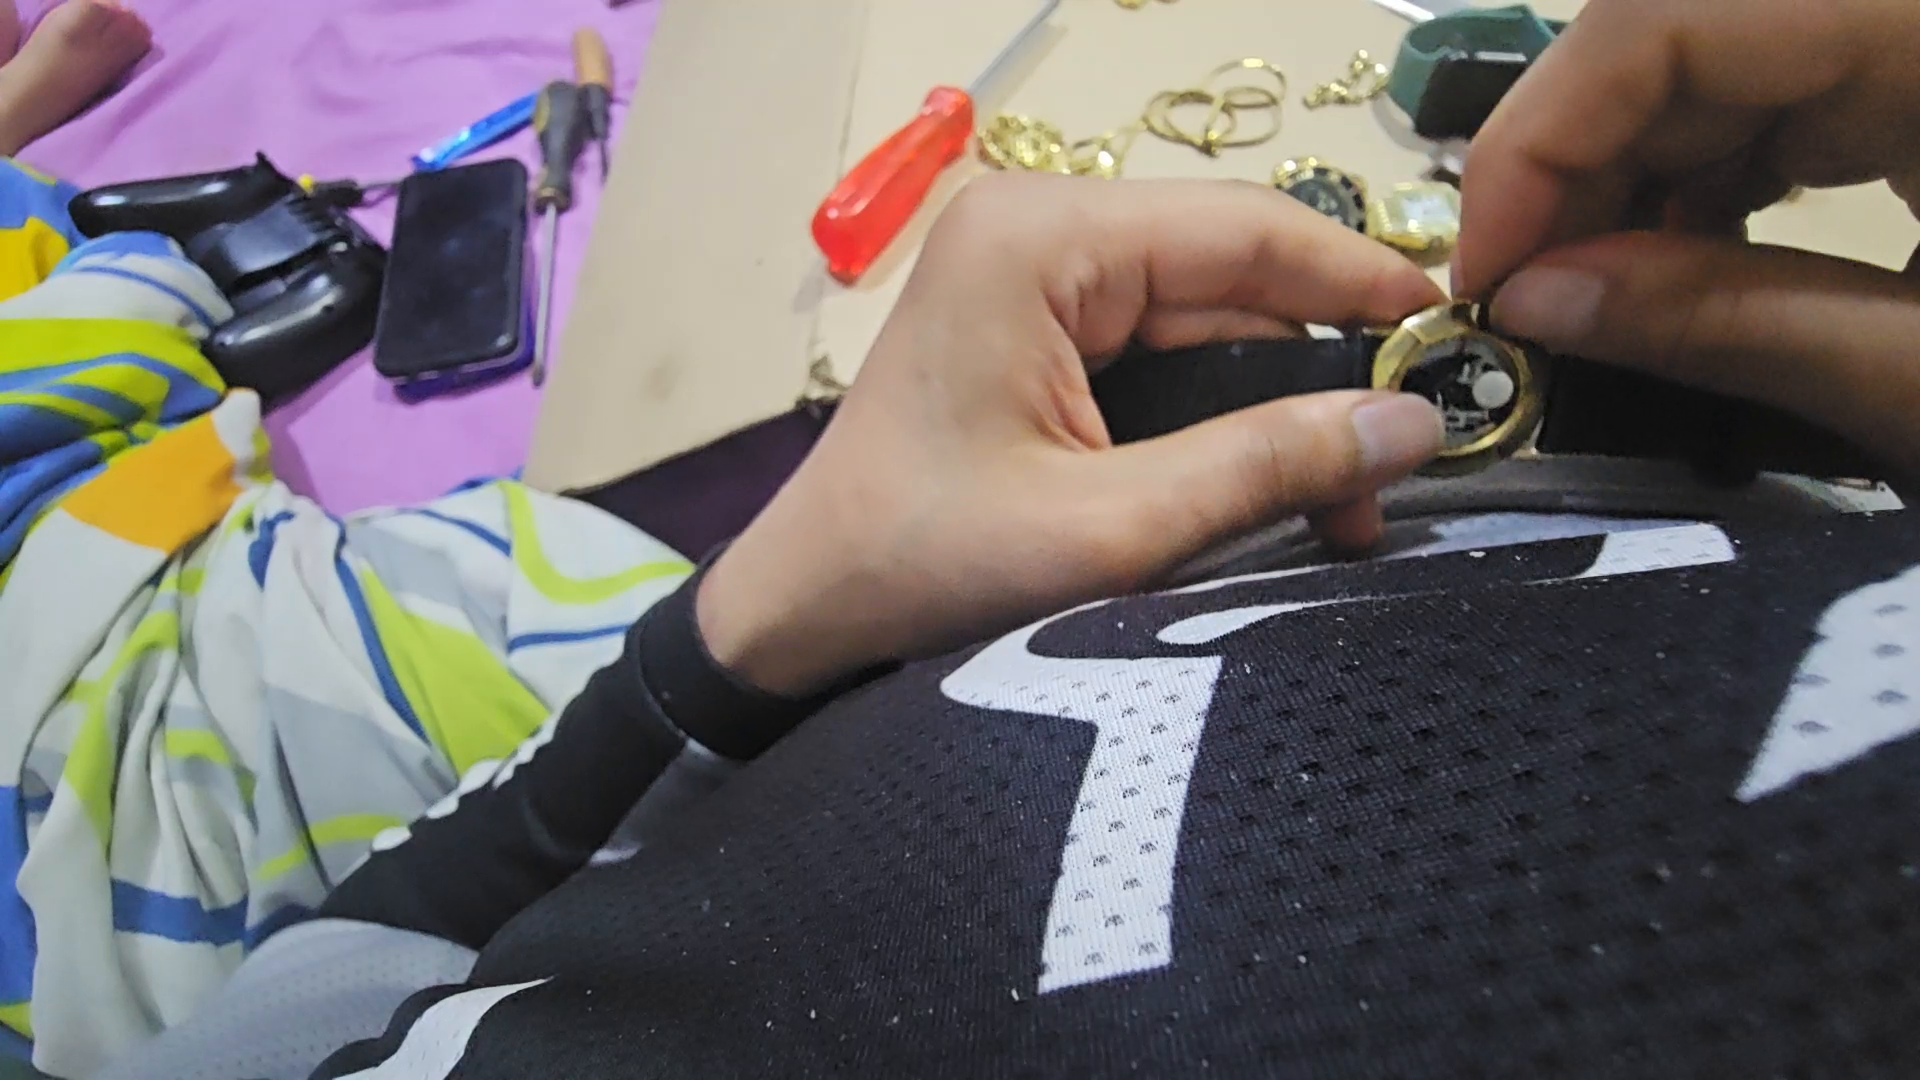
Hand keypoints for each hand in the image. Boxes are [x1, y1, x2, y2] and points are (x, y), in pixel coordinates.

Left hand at [698, 173, 1445, 694]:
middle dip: (1305, 373)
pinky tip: (1247, 479)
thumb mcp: (1108, 526)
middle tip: (1382, 472)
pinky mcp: (1018, 336)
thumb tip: (1408, 424)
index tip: (1448, 334)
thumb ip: (1262, 466)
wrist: (810, 601)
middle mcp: (1028, 235)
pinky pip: (1141, 358)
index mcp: (1036, 240)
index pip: (1239, 232)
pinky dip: (1200, 418)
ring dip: (1257, 409)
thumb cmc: (927, 561)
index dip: (1355, 279)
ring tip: (1327, 499)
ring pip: (1187, 325)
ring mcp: (1020, 284)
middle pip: (1217, 279)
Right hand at [1456, 0, 1919, 473]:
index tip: (1485, 275)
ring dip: (1632, 168)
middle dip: (1571, 166)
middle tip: (1532, 294)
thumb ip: (1722, 325)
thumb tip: (1533, 305)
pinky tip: (1697, 243)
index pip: (1670, 10)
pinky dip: (1713, 158)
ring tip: (1606, 284)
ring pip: (1724, 36)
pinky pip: (1795, 62)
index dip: (1535, 143)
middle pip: (1684, 15)